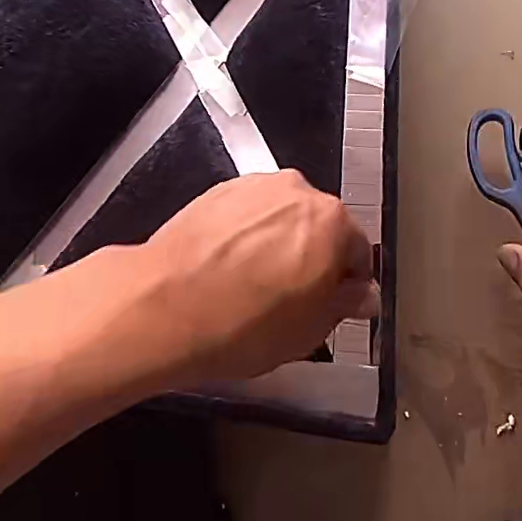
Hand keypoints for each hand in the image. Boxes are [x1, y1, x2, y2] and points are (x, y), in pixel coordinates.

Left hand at [142, 170, 376, 385]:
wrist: (163, 307)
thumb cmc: (236, 322)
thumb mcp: (310, 331)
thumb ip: (344, 304)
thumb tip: (358, 295)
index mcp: (332, 223)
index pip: (358, 250)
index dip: (350, 281)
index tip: (339, 299)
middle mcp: (299, 193)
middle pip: (321, 226)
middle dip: (314, 257)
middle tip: (295, 298)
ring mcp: (258, 188)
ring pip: (283, 217)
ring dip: (279, 244)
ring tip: (255, 286)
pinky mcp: (222, 191)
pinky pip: (249, 213)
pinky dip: (246, 235)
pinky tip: (231, 270)